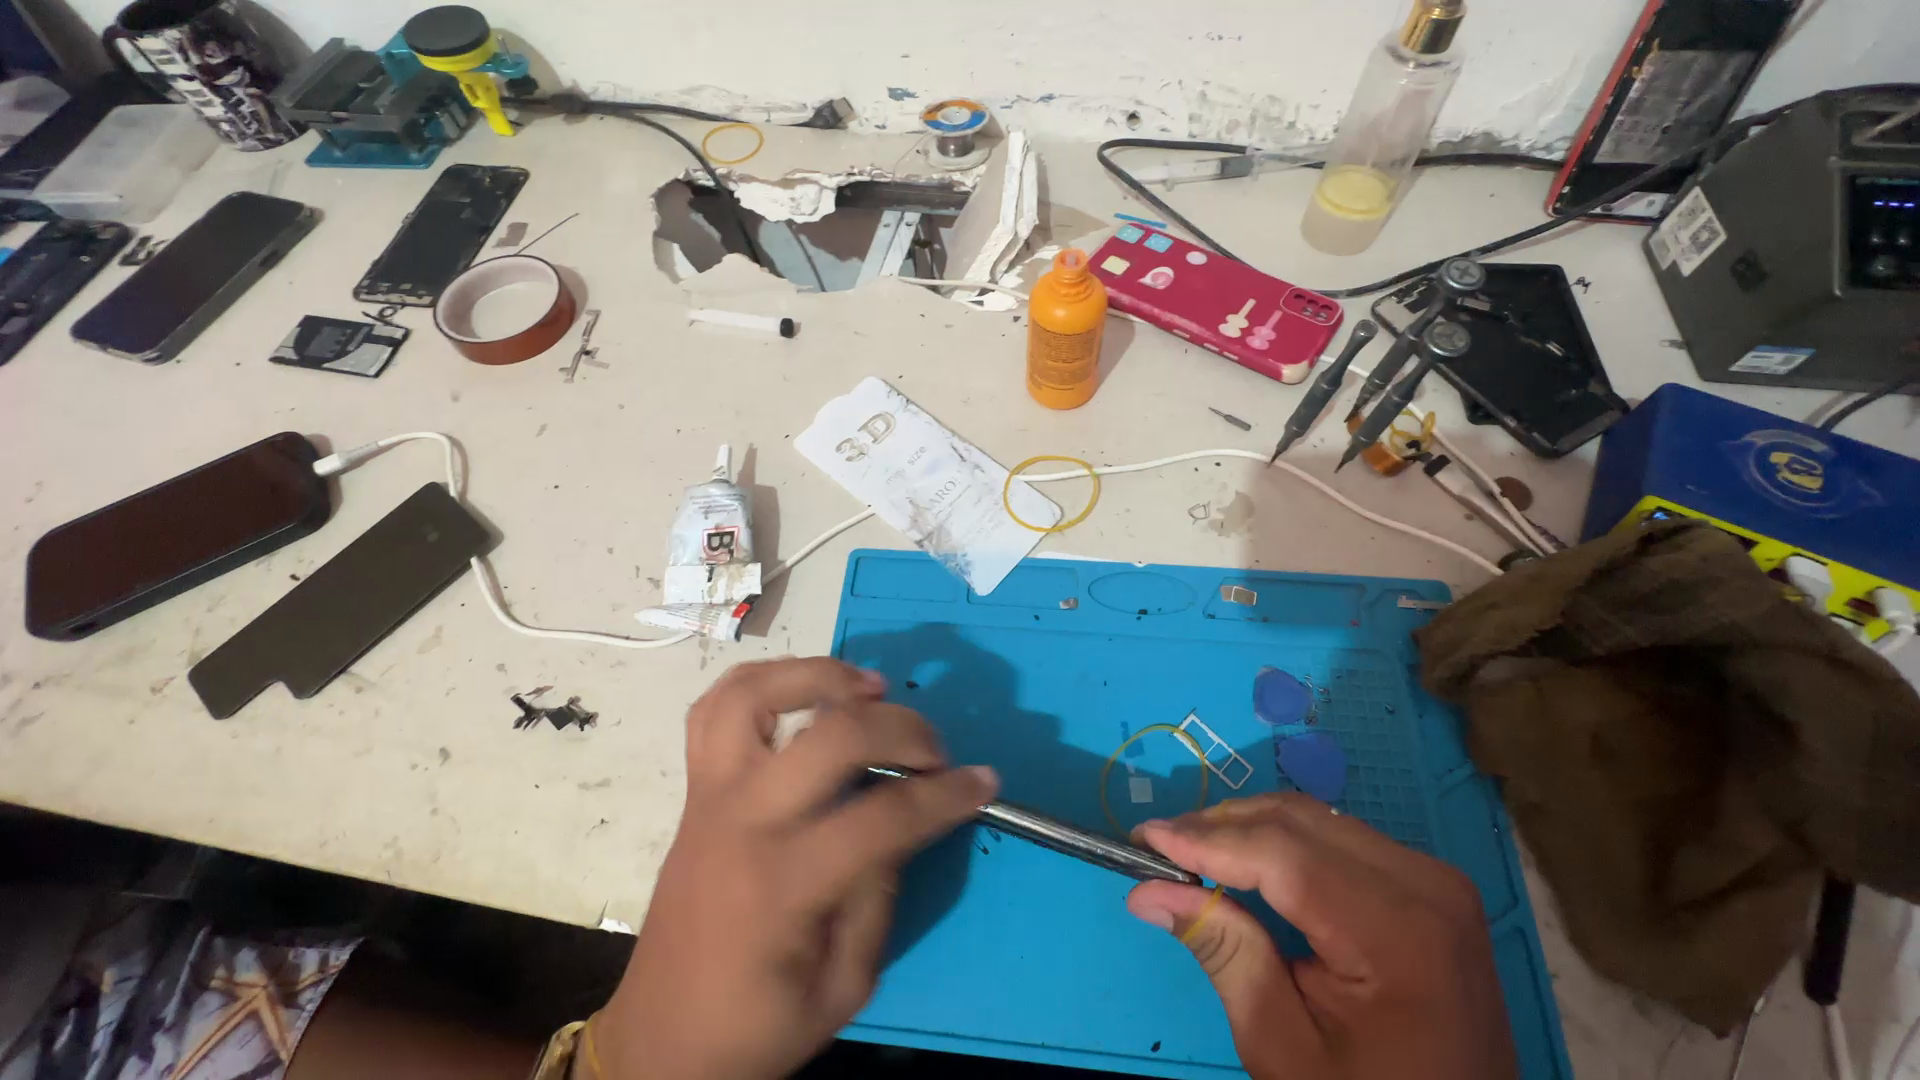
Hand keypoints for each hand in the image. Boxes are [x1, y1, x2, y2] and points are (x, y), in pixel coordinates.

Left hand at [599, 658, 997, 1079]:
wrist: (662, 1037)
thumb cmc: (759, 1022)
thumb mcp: (846, 982)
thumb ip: (881, 891)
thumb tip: (909, 814)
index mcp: (783, 886)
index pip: (883, 816)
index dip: (946, 794)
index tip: (984, 781)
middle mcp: (742, 823)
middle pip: (831, 736)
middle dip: (901, 728)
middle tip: (933, 749)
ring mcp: (710, 796)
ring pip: (754, 695)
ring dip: (819, 675)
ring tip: (867, 687)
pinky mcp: (695, 789)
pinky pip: (714, 709)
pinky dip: (762, 682)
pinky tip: (804, 690)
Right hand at [1126, 795, 1516, 1079]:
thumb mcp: (1283, 1046)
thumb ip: (1222, 952)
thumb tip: (1147, 890)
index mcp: (1398, 932)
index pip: (1283, 853)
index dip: (1206, 839)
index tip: (1143, 838)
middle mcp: (1424, 884)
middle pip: (1297, 821)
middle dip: (1219, 826)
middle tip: (1158, 848)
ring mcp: (1432, 878)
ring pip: (1314, 819)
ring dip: (1246, 827)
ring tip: (1189, 853)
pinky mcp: (1427, 884)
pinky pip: (1337, 837)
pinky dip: (1281, 840)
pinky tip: (1242, 860)